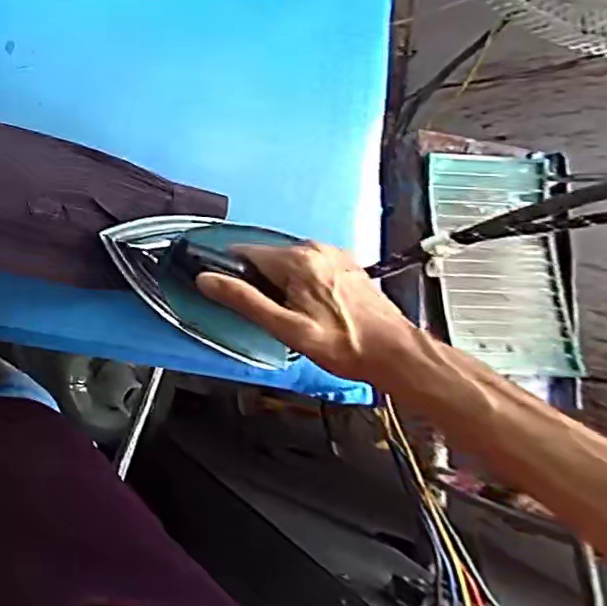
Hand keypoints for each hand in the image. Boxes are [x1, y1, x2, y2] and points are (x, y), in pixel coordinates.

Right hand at [194, 241, 423, 385]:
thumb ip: (243, 300)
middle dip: (262, 281)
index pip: (243, 252)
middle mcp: (314, 248)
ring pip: (287, 262)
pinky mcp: (346, 264)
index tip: (241, 298)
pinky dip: (303, 282)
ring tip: (300, 314)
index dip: (234, 274)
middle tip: (278, 314)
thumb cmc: (344, 346)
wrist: (400, 357)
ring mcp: (333, 254)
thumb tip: (206, 279)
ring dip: (283, 283)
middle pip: (266, 258)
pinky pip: (308, 265)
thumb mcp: (286, 328)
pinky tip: (317, 307)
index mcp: (296, 259)